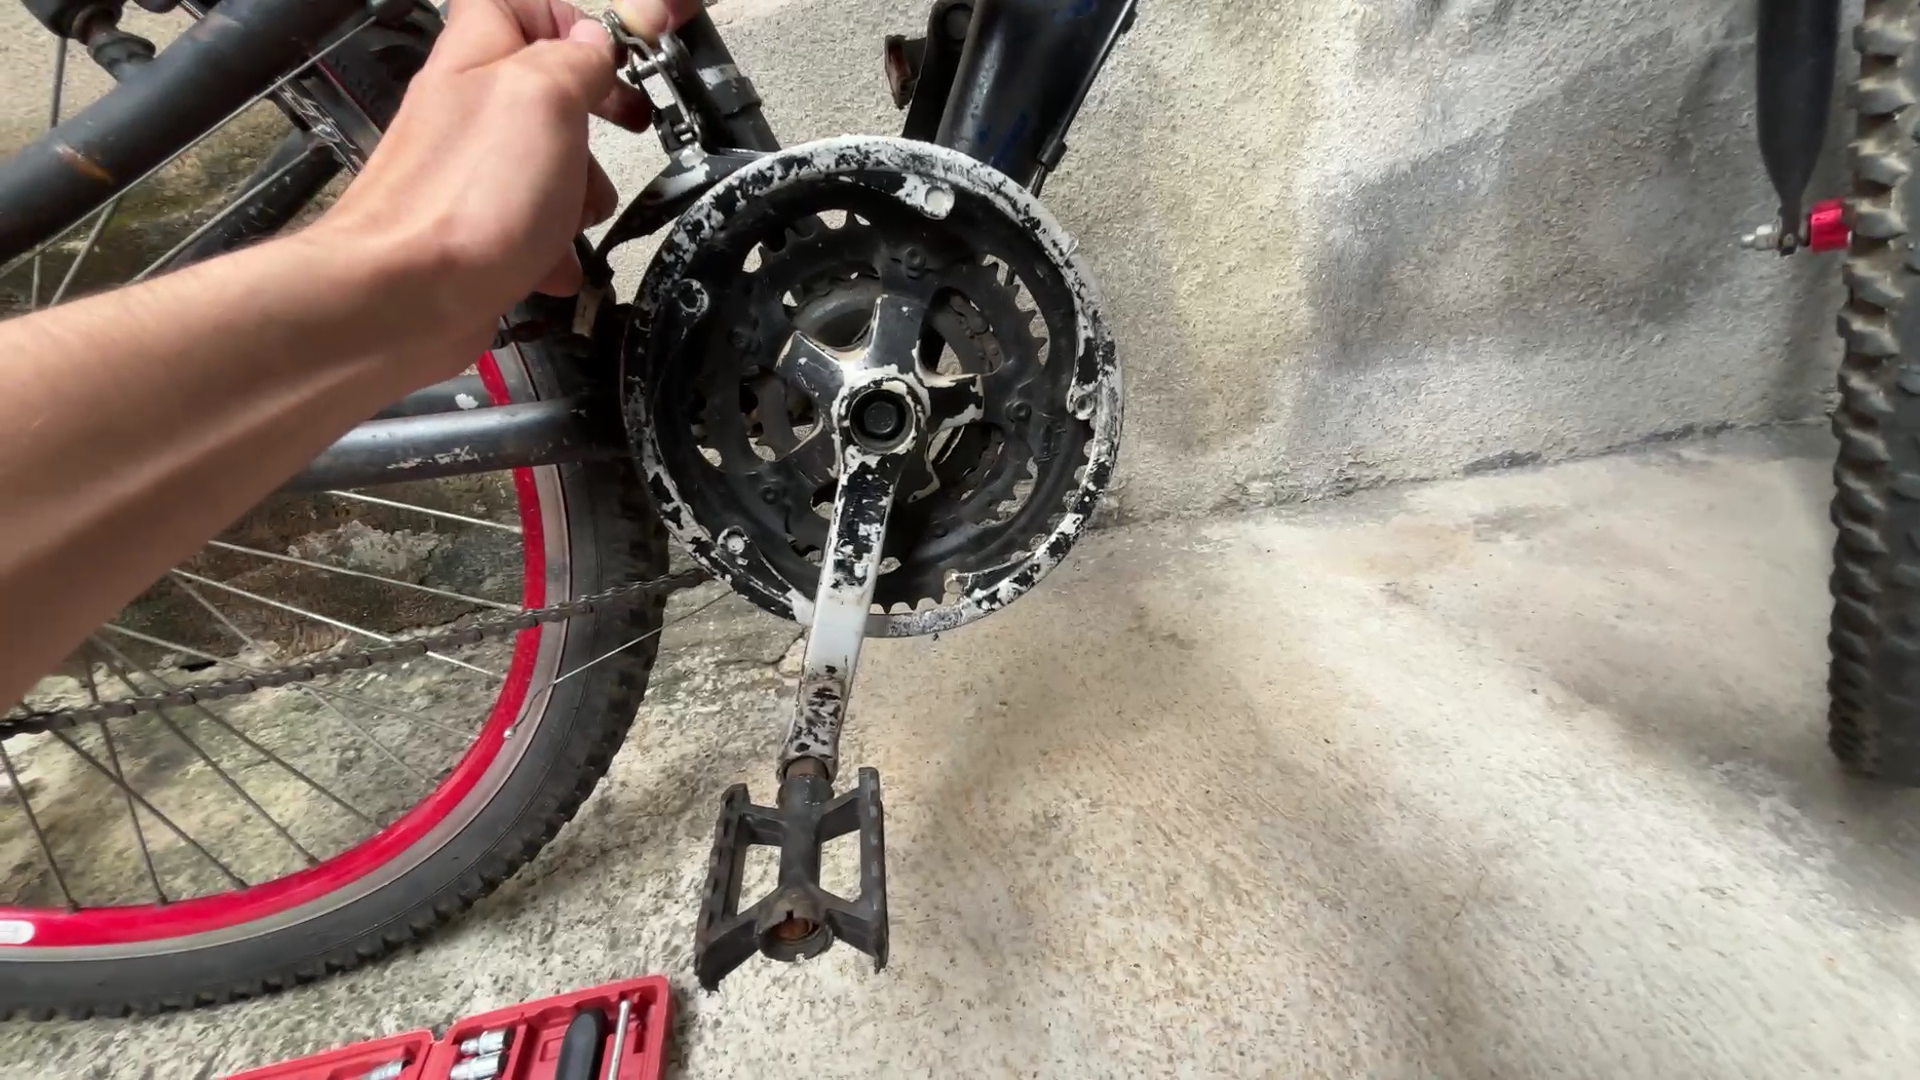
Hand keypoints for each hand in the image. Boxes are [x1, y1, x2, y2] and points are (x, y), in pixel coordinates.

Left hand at [305, 0, 696, 371]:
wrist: (415, 293)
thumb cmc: (471, 199)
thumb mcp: (543, 103)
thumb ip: (572, 63)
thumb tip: (595, 44)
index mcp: (478, 63)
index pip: (515, 6)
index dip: (568, 22)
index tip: (613, 60)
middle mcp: (471, 114)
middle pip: (546, 95)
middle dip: (594, 122)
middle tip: (624, 132)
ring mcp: (475, 177)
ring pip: (550, 169)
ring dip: (581, 197)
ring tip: (577, 217)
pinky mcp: (482, 233)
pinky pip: (537, 230)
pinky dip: (557, 249)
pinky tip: (555, 264)